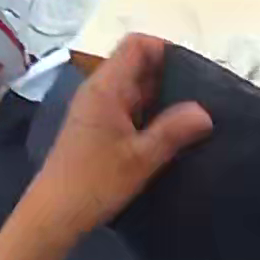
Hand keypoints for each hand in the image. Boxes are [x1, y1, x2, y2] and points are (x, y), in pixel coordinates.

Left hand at [14, 34, 212, 248]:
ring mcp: (96, 110)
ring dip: (161, 100)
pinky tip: (168, 136)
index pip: (137, 44)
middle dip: (170, 77)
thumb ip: (174, 130)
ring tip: (192, 118)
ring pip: (135, 90)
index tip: (195, 73)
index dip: (167, 50)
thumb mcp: (141, 158)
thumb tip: (205, 112)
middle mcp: (99, 91)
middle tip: (203, 99)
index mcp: (107, 87)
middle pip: (138, 65)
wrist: (53, 215)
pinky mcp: (96, 129)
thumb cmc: (95, 182)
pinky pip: (128, 110)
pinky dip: (149, 116)